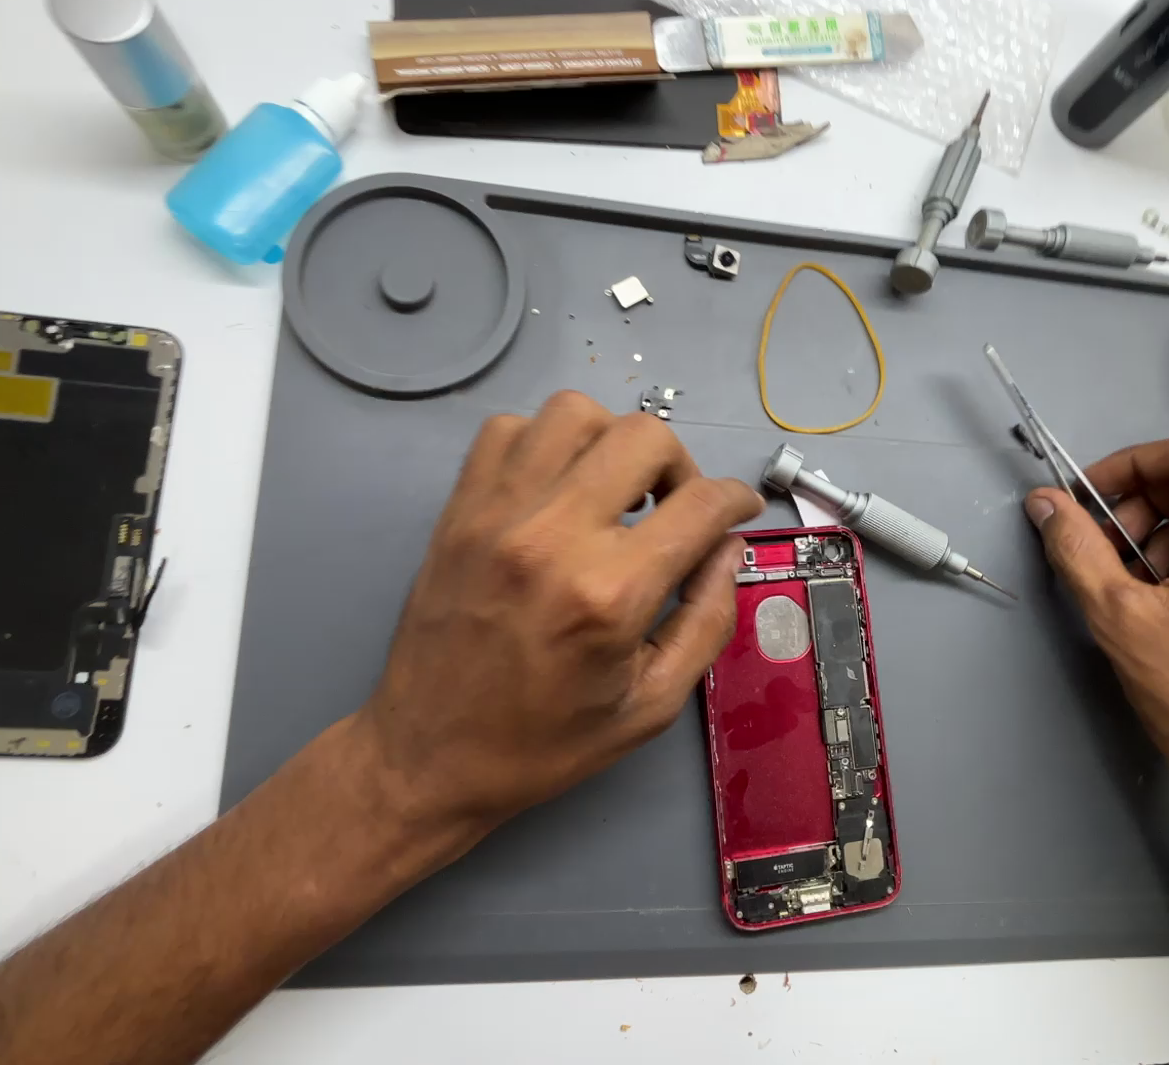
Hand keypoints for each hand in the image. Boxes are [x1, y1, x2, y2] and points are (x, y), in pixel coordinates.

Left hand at [356, 391, 762, 840]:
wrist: (428, 755)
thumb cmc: (547, 742)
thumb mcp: (653, 705)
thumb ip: (707, 620)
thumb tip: (728, 548)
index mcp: (610, 593)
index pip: (700, 504)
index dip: (737, 499)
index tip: (740, 509)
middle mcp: (554, 534)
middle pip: (642, 436)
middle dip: (680, 466)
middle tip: (675, 510)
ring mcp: (498, 512)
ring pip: (574, 413)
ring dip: (612, 441)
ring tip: (615, 492)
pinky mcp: (459, 508)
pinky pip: (509, 429)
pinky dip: (547, 442)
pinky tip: (557, 488)